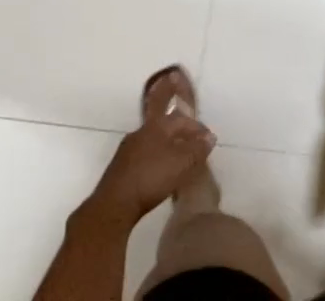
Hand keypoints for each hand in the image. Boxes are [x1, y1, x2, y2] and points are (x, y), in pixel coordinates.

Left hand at [88, 108, 214, 222]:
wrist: (114, 204)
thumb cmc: (151, 178)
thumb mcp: (182, 163)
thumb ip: (198, 149)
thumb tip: (210, 137)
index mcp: (156, 126)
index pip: (181, 119)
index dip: (197, 128)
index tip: (209, 139)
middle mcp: (140, 132)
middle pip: (166, 128)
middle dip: (183, 137)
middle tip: (196, 149)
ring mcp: (128, 150)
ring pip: (155, 143)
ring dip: (170, 149)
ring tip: (181, 162)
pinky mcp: (120, 167)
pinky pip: (145, 156)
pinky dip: (158, 160)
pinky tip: (161, 173)